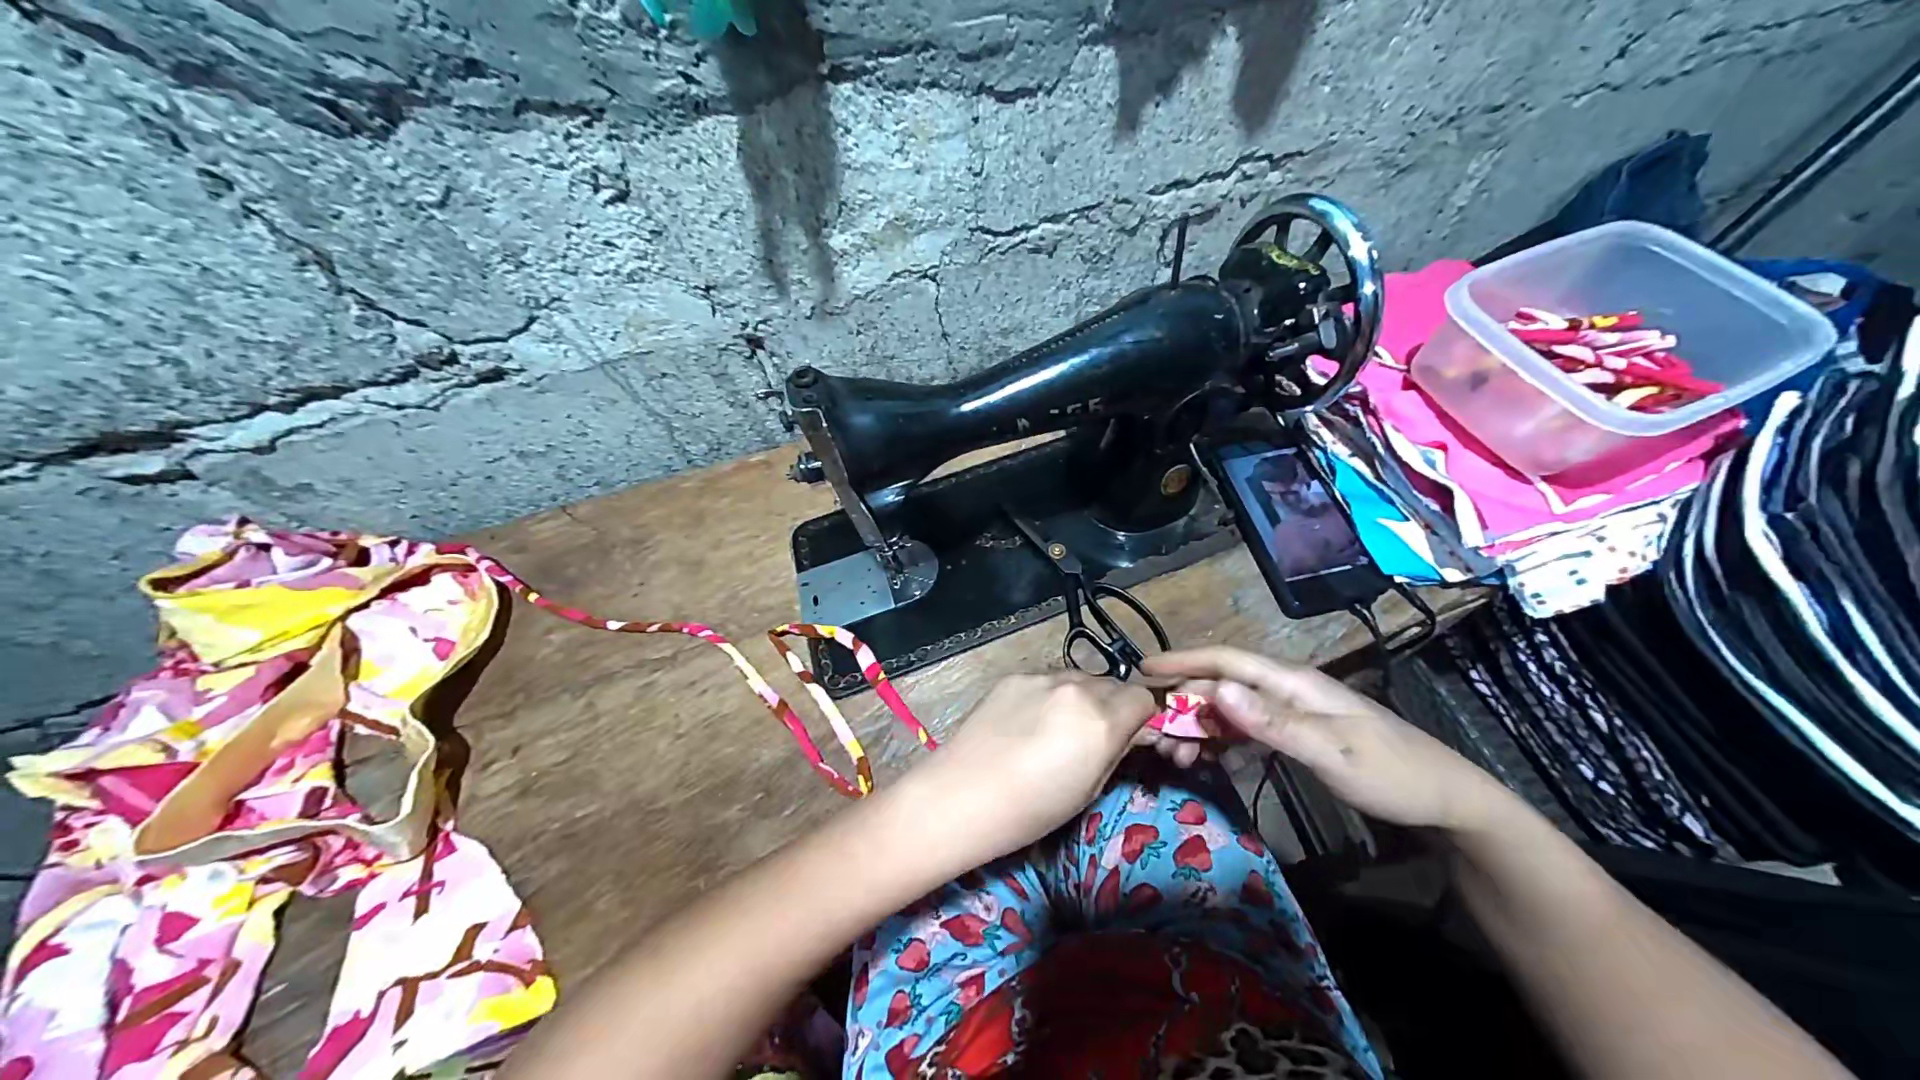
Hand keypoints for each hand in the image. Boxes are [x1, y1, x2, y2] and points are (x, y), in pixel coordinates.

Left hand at [894, 673, 1155, 869]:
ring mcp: (1041, 677)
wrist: (962, 794)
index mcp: (1102, 718)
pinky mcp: (1013, 676)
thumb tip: (1134, 733)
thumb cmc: (1032, 809)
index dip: (1141, 718)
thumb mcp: (1090, 789)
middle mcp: (1076, 687)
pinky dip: (1048, 695)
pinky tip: (1026, 722)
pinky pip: (1046, 679)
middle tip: (1091, 737)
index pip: (1144, 698)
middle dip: (1112, 707)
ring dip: (1080, 698)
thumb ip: (1117, 751)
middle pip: (1113, 685)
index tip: (1129, 738)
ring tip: (1056, 729)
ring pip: (1079, 679)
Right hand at [1142, 647, 1521, 832]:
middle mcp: (1287, 689)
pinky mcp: (1296, 734)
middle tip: (1155, 729)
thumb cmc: (1393, 773)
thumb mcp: (1333, 751)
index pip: (1228, 660)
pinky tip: (1207, 755)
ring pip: (1231, 708)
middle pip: (1223, 683)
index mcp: (1294, 683)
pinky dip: (1221, 739)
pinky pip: (1245, 729)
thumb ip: (1274, 722)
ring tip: (1176, 749)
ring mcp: (1292, 712)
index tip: (1143, 670)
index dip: (1184, 661)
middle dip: (1185, 700)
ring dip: (1200, 723)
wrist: (1447, 802)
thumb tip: (1217, 690)